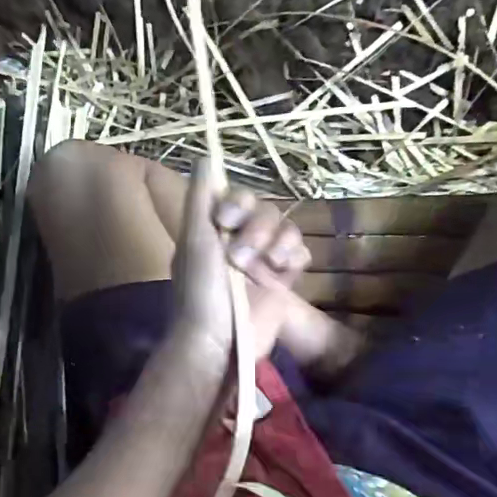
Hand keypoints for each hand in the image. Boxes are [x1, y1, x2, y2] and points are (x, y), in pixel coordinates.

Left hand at [198, 184, 368, 380]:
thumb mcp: (194, 239)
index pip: (240, 196)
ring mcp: (265, 261)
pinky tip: (283, 272)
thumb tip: (207, 155)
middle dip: (258, 230)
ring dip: (279, 243)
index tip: (227, 218)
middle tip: (240, 258)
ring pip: (288, 229)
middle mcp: (241, 240)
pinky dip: (295, 258)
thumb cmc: (200, 290)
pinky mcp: (285, 281)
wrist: (221, 341)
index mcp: (216, 229)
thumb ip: (201, 197)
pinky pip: (302, 254)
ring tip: (266, 267)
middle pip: (268, 211)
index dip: (239, 202)